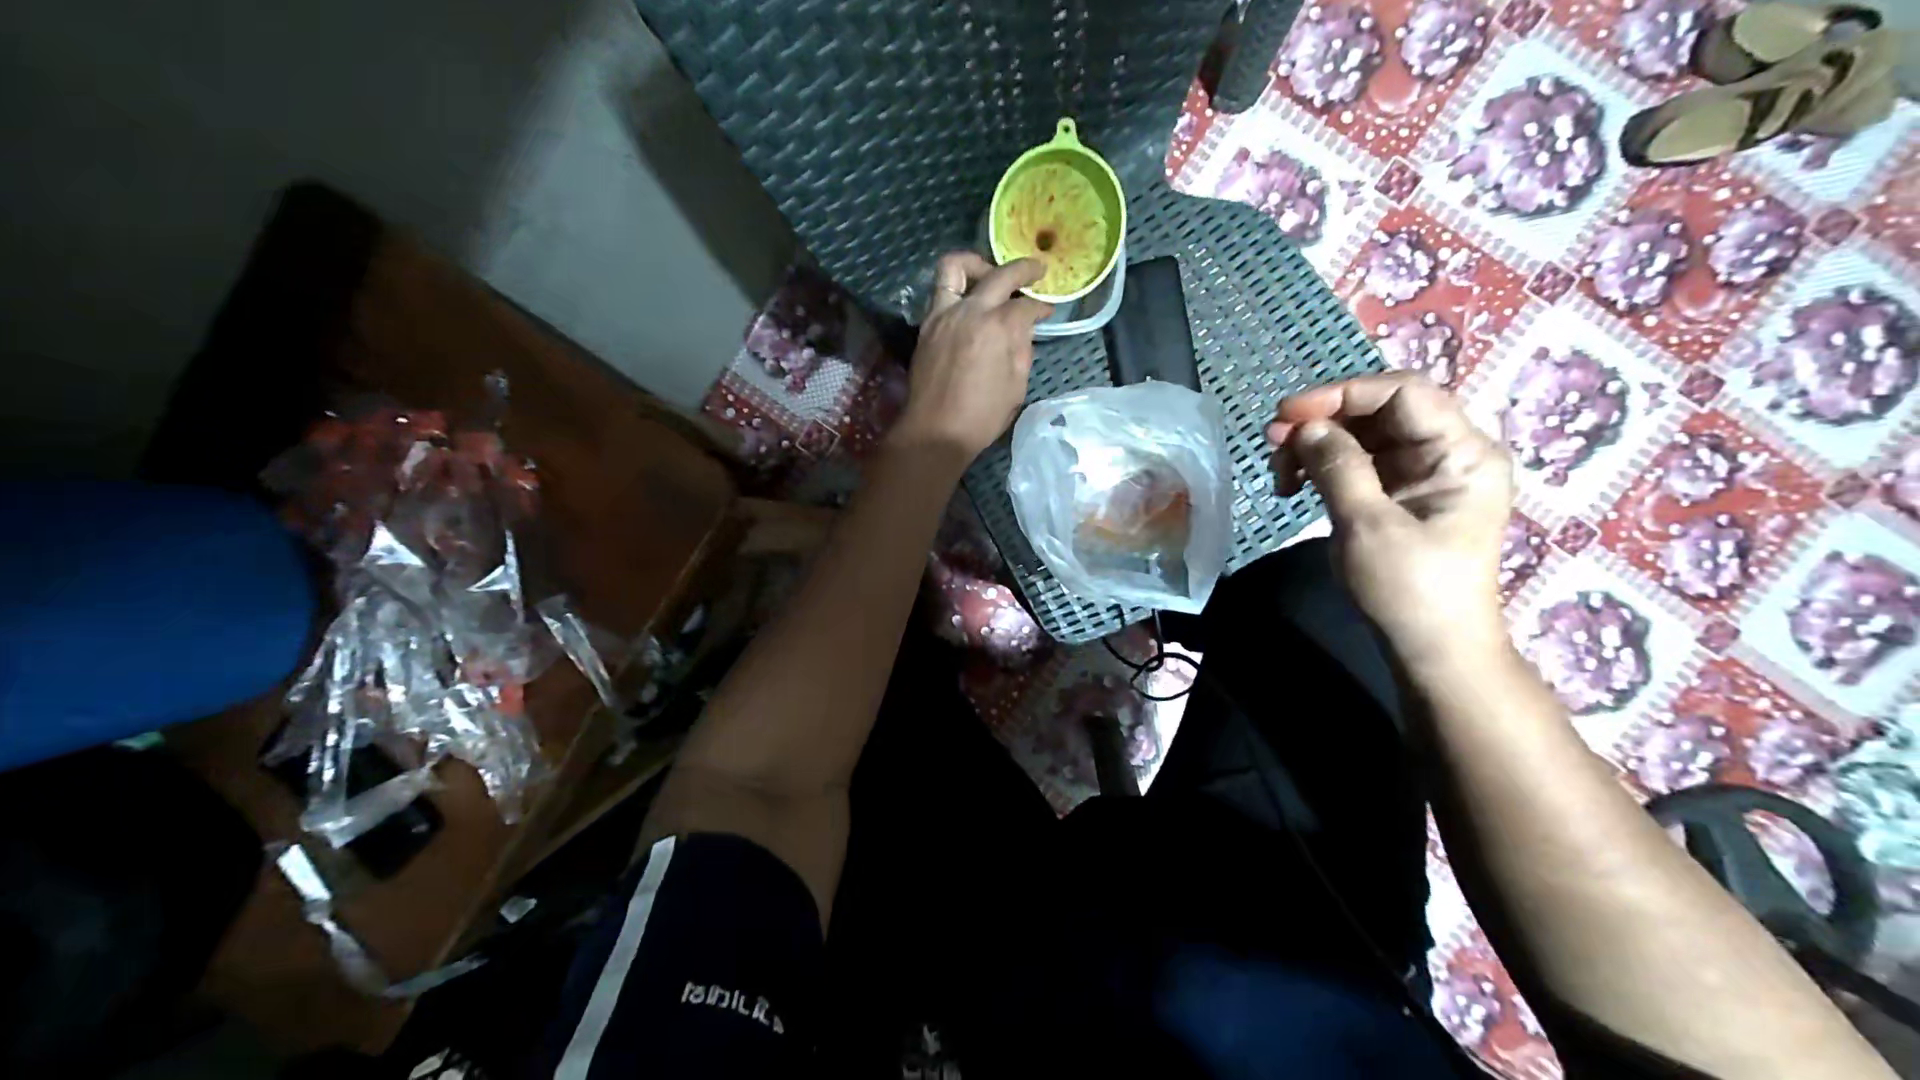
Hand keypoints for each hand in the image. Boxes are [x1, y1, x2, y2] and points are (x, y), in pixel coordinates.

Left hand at [890, 252, 1053, 461]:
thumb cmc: (982, 416)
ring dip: (977, 265)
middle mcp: (971, 311)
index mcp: (999, 328)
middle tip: (1035, 271)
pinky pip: (941, 291)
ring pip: (955, 267)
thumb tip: (1022, 328)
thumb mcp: (1016, 386)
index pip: (1026, 304)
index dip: (1041, 307)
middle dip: (1023, 269)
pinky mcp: (927, 325)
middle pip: (999, 275)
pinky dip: (958, 288)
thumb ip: (1022, 349)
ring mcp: (944, 315)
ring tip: (990, 276)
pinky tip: (970, 304)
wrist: (935, 431)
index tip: (1047, 311)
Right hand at [1267, 373, 1514, 666]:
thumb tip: (1306, 426)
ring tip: (1280, 472)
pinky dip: (1323, 466)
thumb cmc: (1408, 588)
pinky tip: (1296, 484)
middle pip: (1380, 411)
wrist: (1431, 648)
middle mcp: (1449, 453)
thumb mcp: (1367, 524)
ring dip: (1316, 445)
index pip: (1403, 392)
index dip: (1342, 394)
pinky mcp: (1401, 494)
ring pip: (1363, 435)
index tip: (1287, 414)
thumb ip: (1338, 466)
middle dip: (1323, 421)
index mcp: (1462, 452)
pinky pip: (1358, 462)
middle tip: (1273, 442)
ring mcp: (1425, 474)